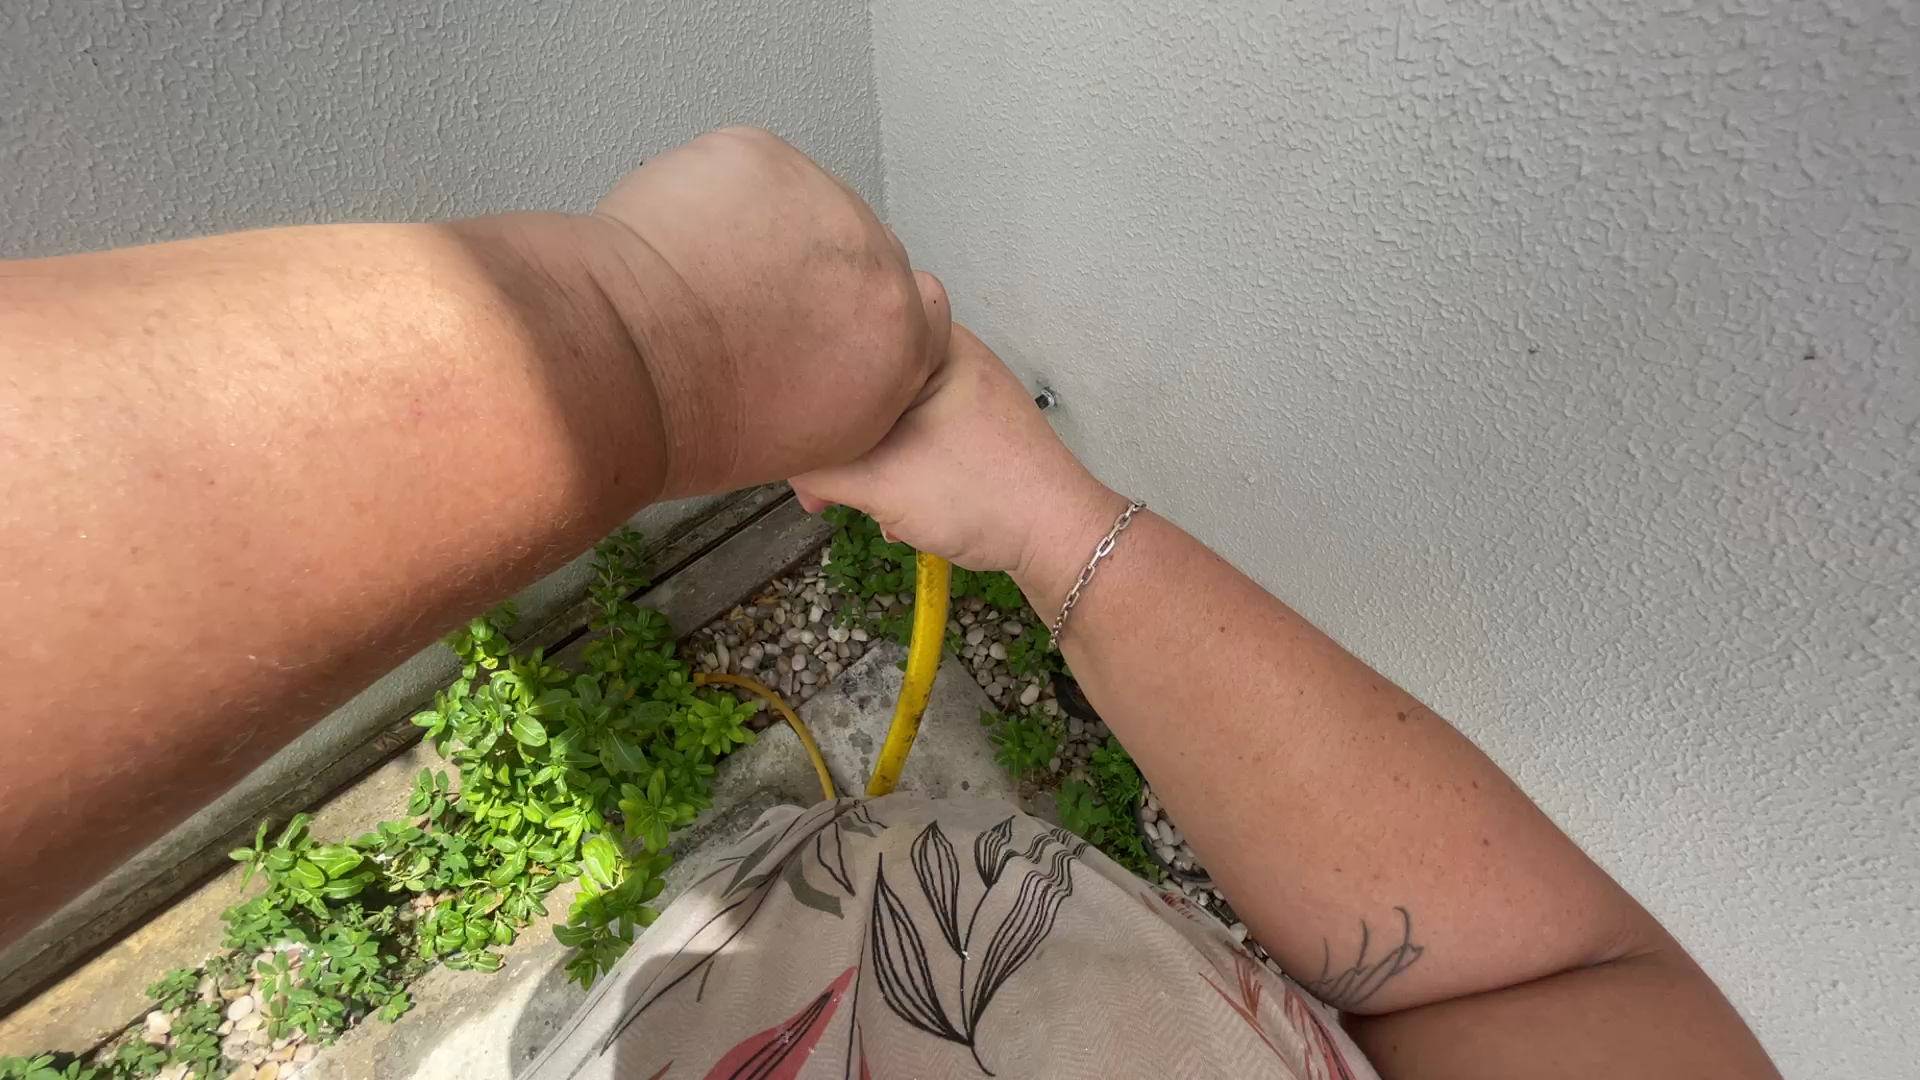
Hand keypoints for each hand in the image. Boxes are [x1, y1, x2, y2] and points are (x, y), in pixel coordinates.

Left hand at [593, 127, 949, 495]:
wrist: (638, 372)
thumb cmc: (708, 424)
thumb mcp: (818, 441)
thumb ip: (858, 385)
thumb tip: (842, 352)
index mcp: (902, 352)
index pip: (919, 310)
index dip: (871, 308)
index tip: (835, 311)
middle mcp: (885, 279)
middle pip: (870, 253)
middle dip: (826, 268)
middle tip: (762, 296)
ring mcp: (833, 211)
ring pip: (815, 206)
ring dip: (778, 227)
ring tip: (718, 273)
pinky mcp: (772, 163)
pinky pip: (759, 173)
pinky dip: (728, 196)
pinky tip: (695, 239)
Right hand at [791, 325, 1127, 609]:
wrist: (1060, 539)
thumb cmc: (975, 494)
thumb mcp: (878, 480)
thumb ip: (819, 467)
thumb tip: (783, 462)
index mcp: (932, 344)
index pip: (846, 348)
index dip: (811, 398)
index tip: (793, 446)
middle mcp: (954, 360)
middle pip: (867, 396)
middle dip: (842, 452)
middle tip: (821, 498)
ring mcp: (972, 399)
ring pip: (894, 427)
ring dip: (873, 473)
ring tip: (872, 514)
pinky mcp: (982, 437)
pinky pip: (924, 446)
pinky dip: (905, 479)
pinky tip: (902, 519)